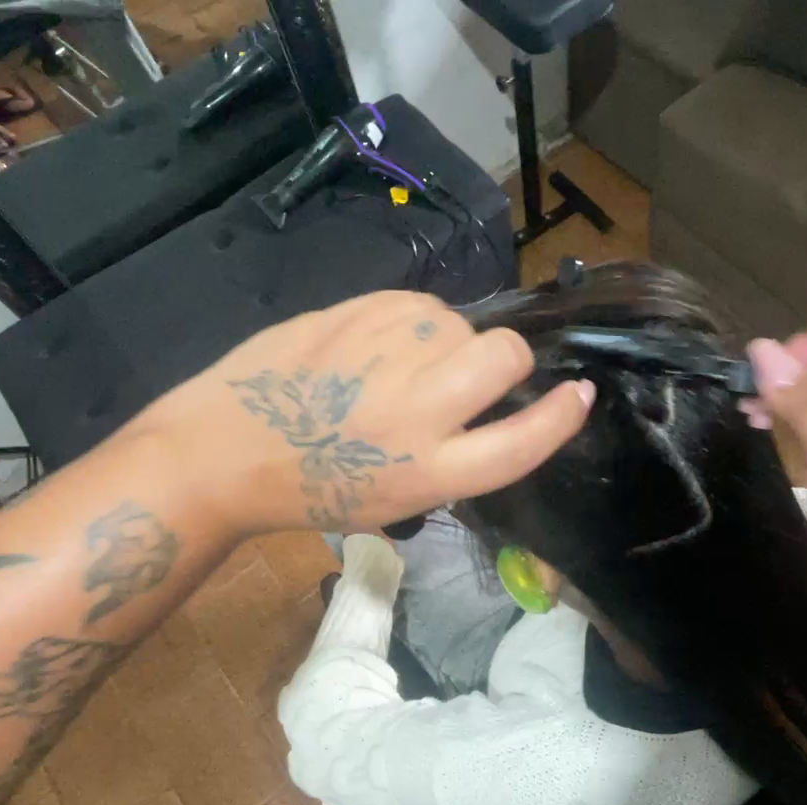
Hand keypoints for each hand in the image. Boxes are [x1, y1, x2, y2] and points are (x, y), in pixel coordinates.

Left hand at [139, 291, 594, 535]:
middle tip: (477, 374)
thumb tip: (491, 405)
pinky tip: (378, 346)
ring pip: (460, 322)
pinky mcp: (353, 312)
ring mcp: (384, 353)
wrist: (225, 451)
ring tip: (406, 365)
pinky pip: (418, 304)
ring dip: (452, 341)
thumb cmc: (314, 490)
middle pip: (505, 357)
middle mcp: (417, 409)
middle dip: (508, 360)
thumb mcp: (397, 499)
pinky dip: (415, 322)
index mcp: (429, 470)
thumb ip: (454, 457)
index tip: (581, 395)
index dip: (561, 417)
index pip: (522, 441)